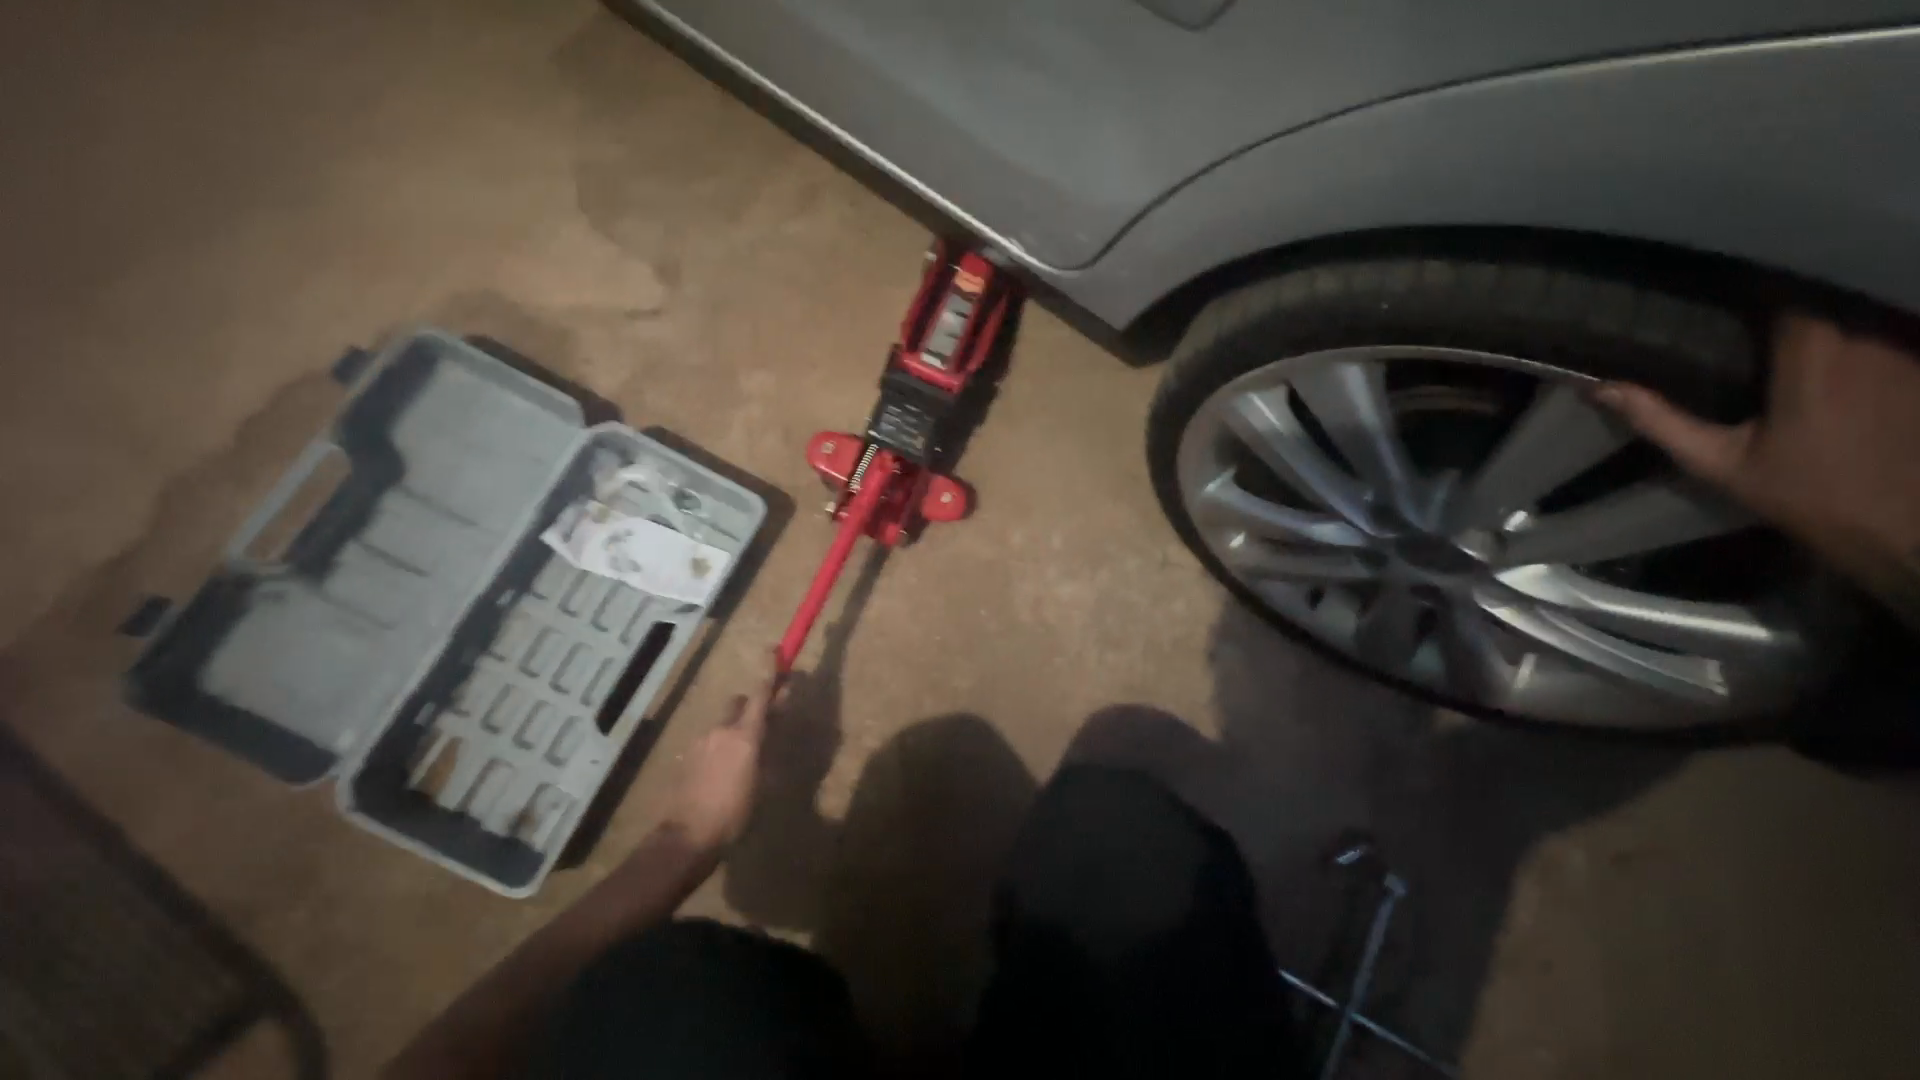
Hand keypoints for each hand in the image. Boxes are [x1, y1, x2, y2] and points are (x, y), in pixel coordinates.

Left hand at [662, 652, 781, 850]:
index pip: (760, 695)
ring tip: (743, 760)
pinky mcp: (686, 757)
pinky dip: (720, 748)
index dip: (770, 672)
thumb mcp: (761, 782)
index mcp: (744, 735)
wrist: (688, 836)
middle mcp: (720, 730)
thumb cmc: (734, 813)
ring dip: (734, 731)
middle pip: (739, 704)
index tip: (775, 650)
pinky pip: (710, 742)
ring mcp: (699, 742)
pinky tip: (724, 774)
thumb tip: (770, 733)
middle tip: (765, 724)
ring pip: (723, 724)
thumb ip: (765, 751)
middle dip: (751, 707)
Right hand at [1594, 315, 1919, 620]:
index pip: (1786, 287)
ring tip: (1789, 324)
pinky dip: (1862, 337)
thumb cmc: (1806, 495)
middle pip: (1827, 293)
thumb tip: (1598, 388)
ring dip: (1830, 313)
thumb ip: (1660, 419)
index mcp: (1812, 353)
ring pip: (1862, 309)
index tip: (1721, 285)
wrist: (1903, 529)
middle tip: (1752, 307)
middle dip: (1791, 297)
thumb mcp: (1718, 462)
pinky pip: (1891, 332)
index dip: (1754, 282)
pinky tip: (1842, 359)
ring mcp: (1910, 351)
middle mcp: (1869, 339)